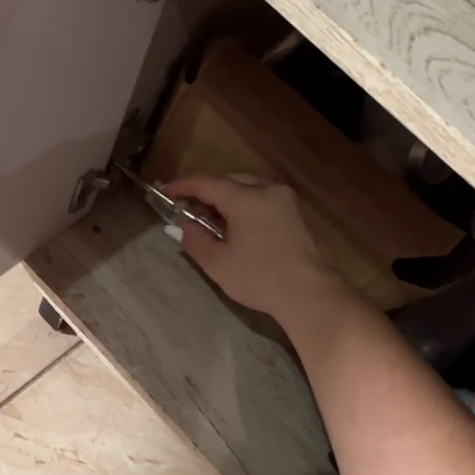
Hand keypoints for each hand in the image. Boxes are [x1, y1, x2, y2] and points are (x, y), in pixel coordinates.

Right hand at [162, 174, 344, 324]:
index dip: (183, 186)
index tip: (165, 193)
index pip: (207, 183)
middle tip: (186, 210)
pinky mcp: (294, 213)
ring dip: (224, 200)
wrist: (309, 293)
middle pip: (228, 181)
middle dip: (205, 192)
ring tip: (208, 220)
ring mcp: (284, 200)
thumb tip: (183, 224)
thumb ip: (194, 239)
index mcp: (246, 198)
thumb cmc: (259, 278)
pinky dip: (242, 206)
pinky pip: (261, 200)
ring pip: (246, 189)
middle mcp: (267, 190)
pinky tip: (234, 227)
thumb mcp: (217, 263)